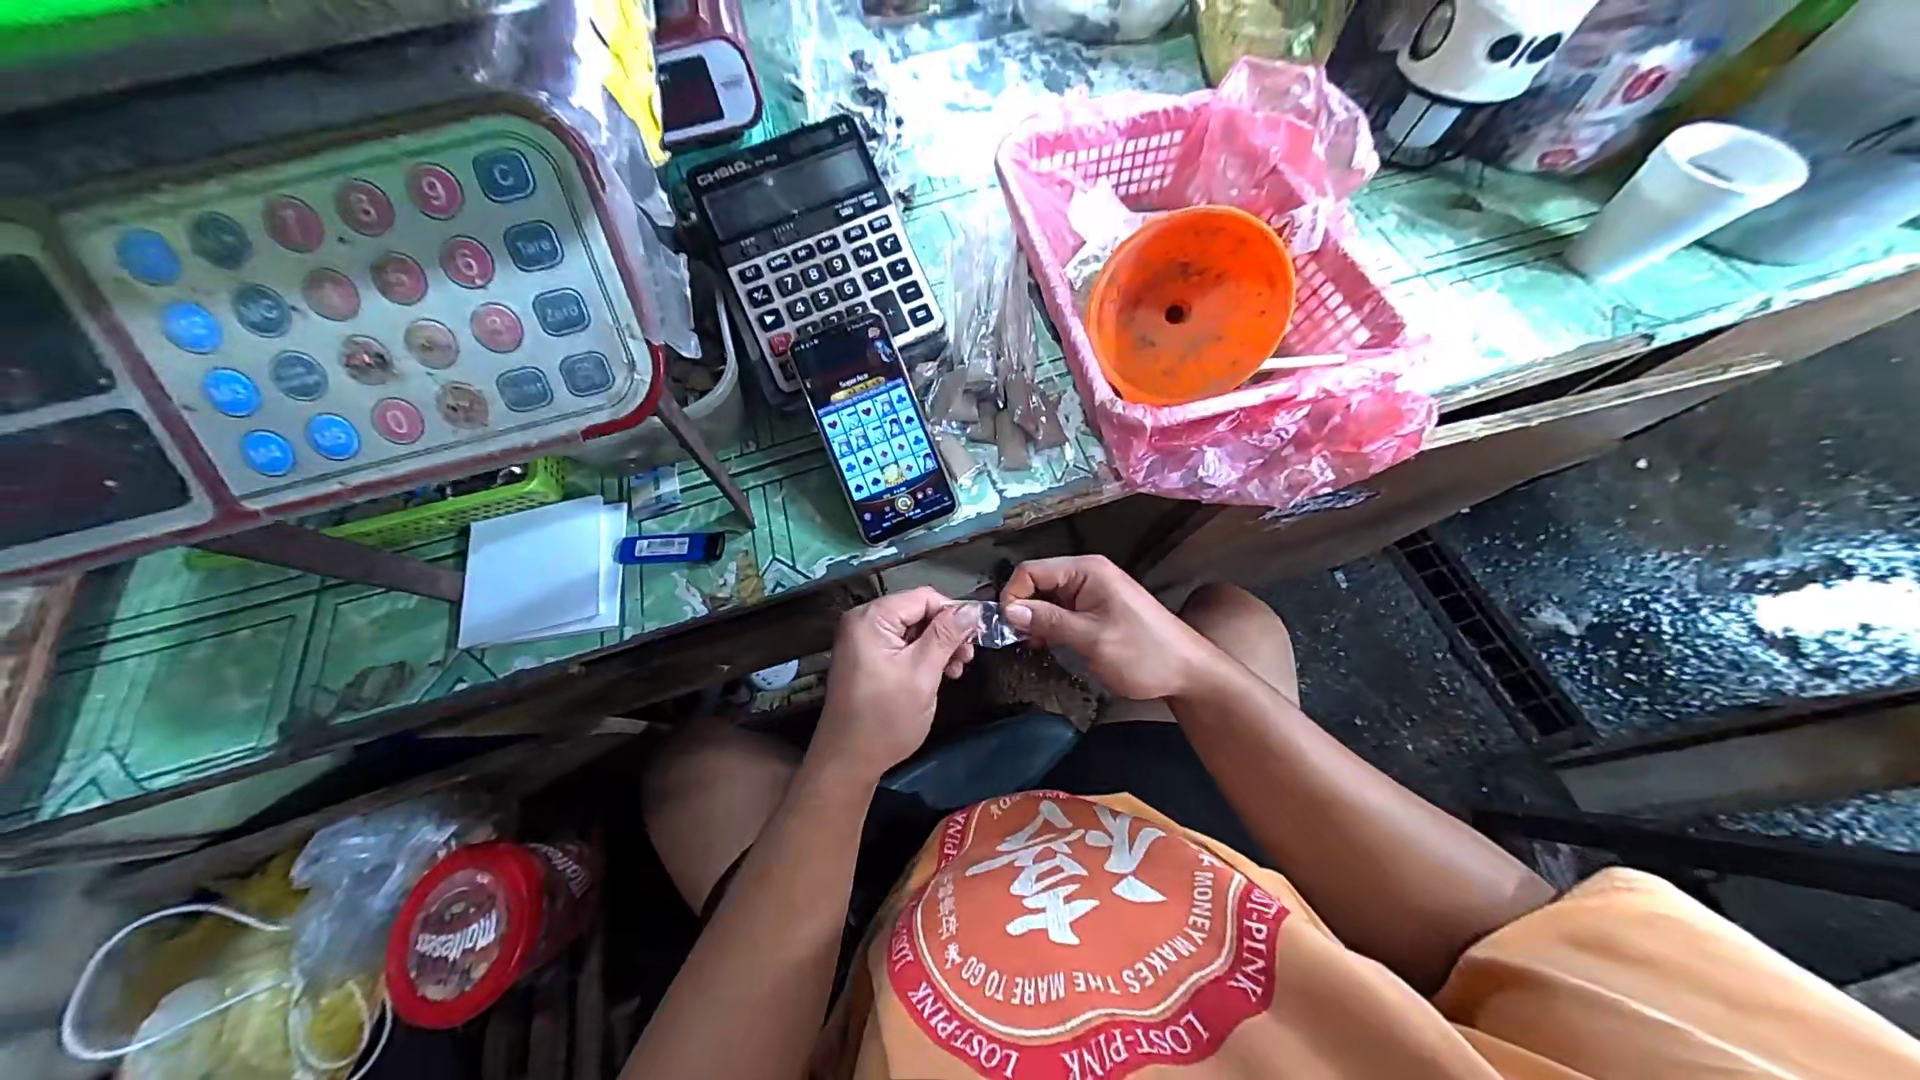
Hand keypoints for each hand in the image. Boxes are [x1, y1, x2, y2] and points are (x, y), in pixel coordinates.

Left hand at [810, 588, 979, 782]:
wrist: (848, 761)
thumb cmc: (884, 719)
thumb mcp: (922, 674)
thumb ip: (946, 636)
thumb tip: (972, 610)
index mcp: (871, 618)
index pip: (924, 597)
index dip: (954, 613)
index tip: (976, 636)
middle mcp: (863, 621)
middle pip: (918, 611)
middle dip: (947, 631)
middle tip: (967, 656)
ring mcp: (863, 639)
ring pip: (913, 628)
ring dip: (939, 645)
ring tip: (956, 668)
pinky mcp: (866, 657)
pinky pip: (902, 644)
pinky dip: (923, 655)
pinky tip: (940, 672)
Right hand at [1000, 555, 1217, 700]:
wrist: (1186, 672)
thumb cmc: (1143, 653)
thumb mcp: (1092, 639)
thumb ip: (1049, 621)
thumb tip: (1009, 611)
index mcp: (1087, 570)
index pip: (1031, 570)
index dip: (1014, 596)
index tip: (1009, 627)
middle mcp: (1087, 574)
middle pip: (1036, 582)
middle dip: (1022, 608)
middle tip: (1021, 640)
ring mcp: (1092, 591)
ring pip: (1046, 598)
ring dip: (1035, 620)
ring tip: (1035, 645)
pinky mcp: (1095, 609)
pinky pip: (1060, 610)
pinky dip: (1049, 626)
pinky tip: (1049, 644)